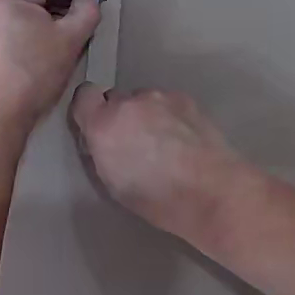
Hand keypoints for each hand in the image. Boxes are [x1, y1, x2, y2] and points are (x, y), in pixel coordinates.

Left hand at [0, 0, 101, 130]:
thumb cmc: (34, 74)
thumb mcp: (70, 39)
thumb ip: (86, 10)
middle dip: (62, 0)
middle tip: (87, 10)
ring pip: (24, 9)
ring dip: (49, 15)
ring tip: (72, 28)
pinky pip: (13, 23)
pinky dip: (33, 26)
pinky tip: (50, 41)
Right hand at [67, 84, 254, 239]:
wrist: (210, 191)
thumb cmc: (157, 199)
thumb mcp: (111, 183)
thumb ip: (100, 151)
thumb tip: (100, 140)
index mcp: (103, 125)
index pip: (83, 96)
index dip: (90, 110)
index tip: (97, 127)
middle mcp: (127, 103)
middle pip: (115, 99)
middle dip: (120, 116)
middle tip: (134, 142)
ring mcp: (158, 96)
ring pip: (142, 100)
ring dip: (146, 115)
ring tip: (165, 142)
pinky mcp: (184, 98)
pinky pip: (166, 102)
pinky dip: (169, 115)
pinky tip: (182, 138)